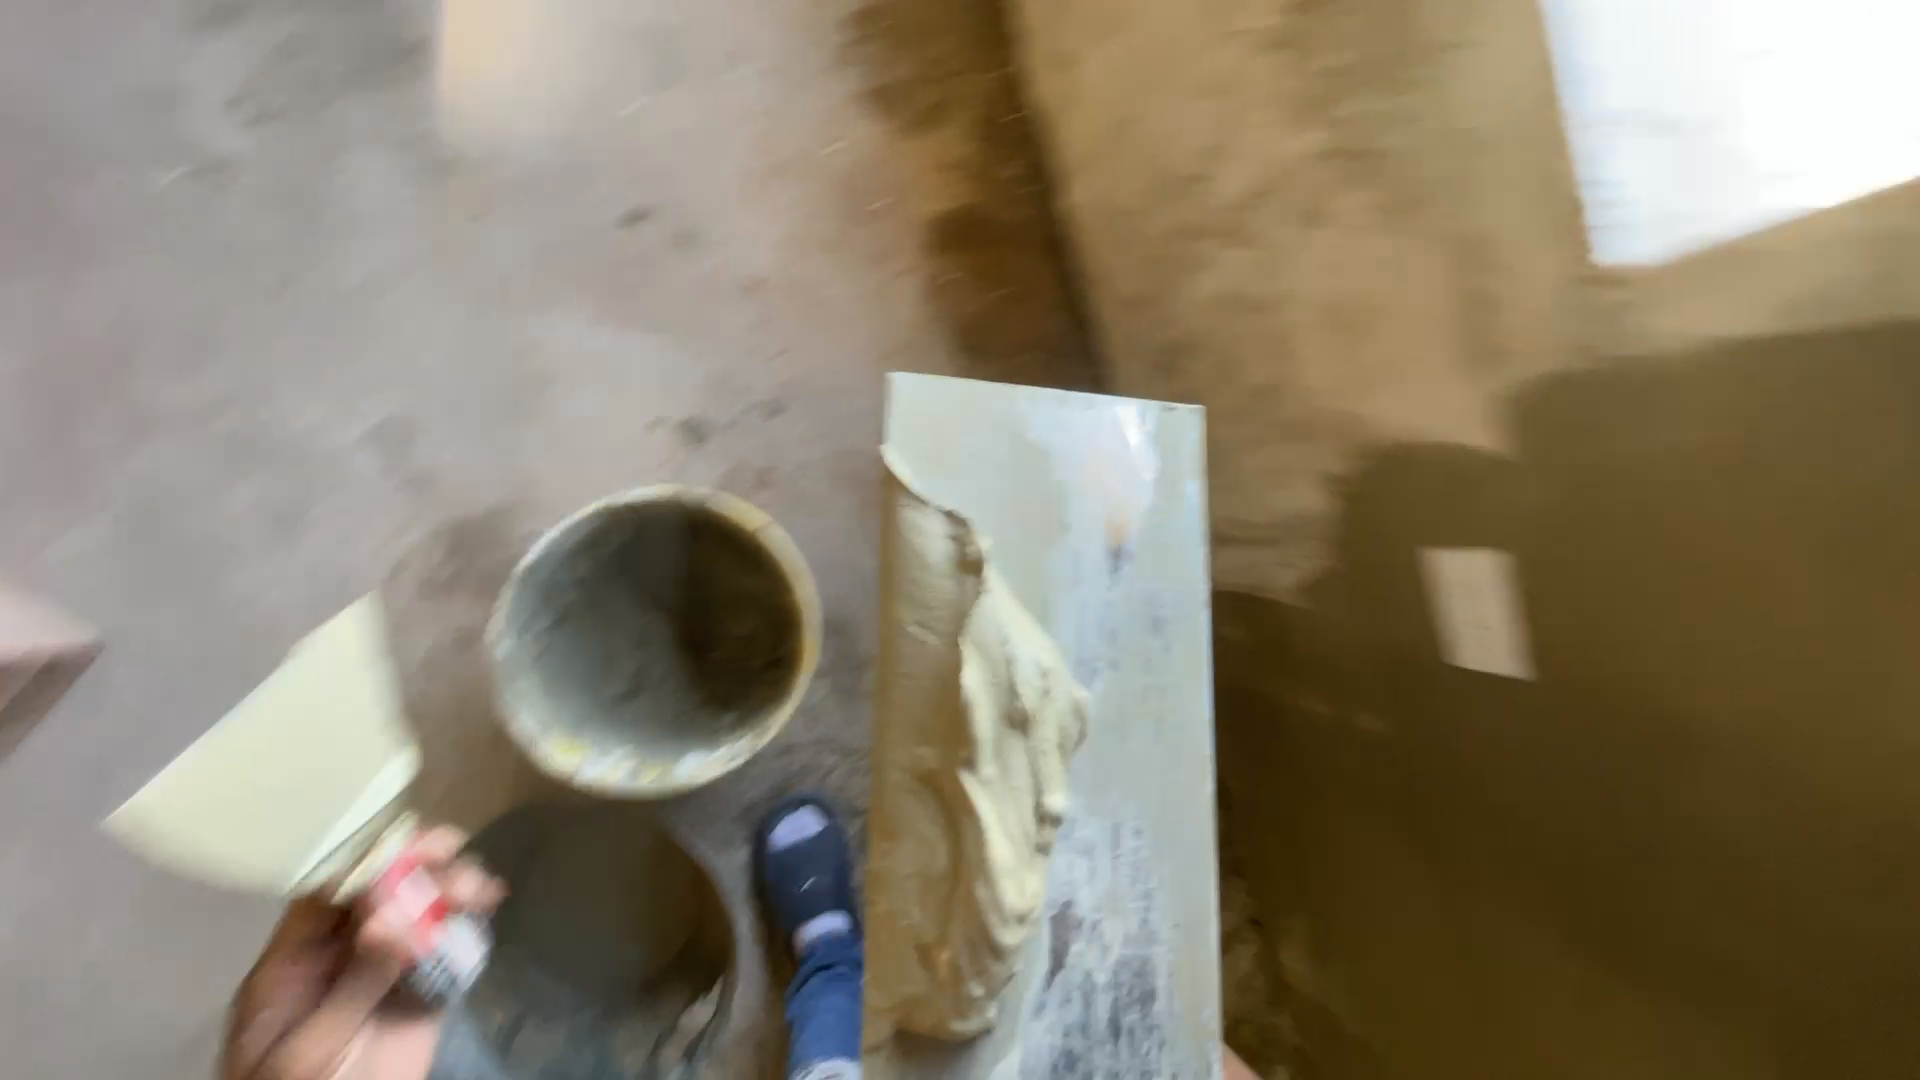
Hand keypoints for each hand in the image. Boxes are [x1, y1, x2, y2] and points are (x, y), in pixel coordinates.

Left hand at [222, 827, 506, 1079]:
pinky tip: (490, 899)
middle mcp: (343, 952)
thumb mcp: (308, 1050)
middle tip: (448, 848)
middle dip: (417, 862)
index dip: (365, 862)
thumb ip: (351, 984)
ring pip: (423, 906)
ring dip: (451, 884)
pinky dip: (473, 914)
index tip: (403, 846)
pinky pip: (452, 937)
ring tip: (475, 887)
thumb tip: (393, 915)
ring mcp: (389, 966)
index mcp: (295, 964)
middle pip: (383, 889)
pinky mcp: (428, 983)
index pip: (328, 893)